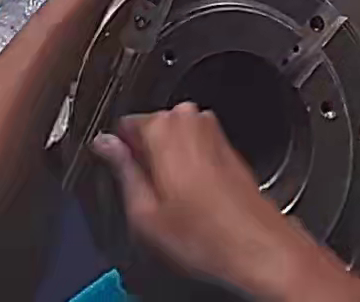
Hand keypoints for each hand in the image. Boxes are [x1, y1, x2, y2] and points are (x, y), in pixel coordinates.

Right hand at [92, 104, 317, 296]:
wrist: (256, 243)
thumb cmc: (206, 234)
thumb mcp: (144, 212)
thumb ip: (120, 169)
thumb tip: (104, 145)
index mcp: (160, 126)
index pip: (123, 125)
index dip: (119, 151)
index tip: (121, 174)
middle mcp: (186, 116)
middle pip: (149, 128)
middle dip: (145, 156)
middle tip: (151, 196)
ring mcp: (208, 125)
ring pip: (172, 136)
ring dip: (168, 159)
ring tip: (175, 199)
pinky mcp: (223, 138)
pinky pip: (192, 142)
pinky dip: (188, 162)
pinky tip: (194, 196)